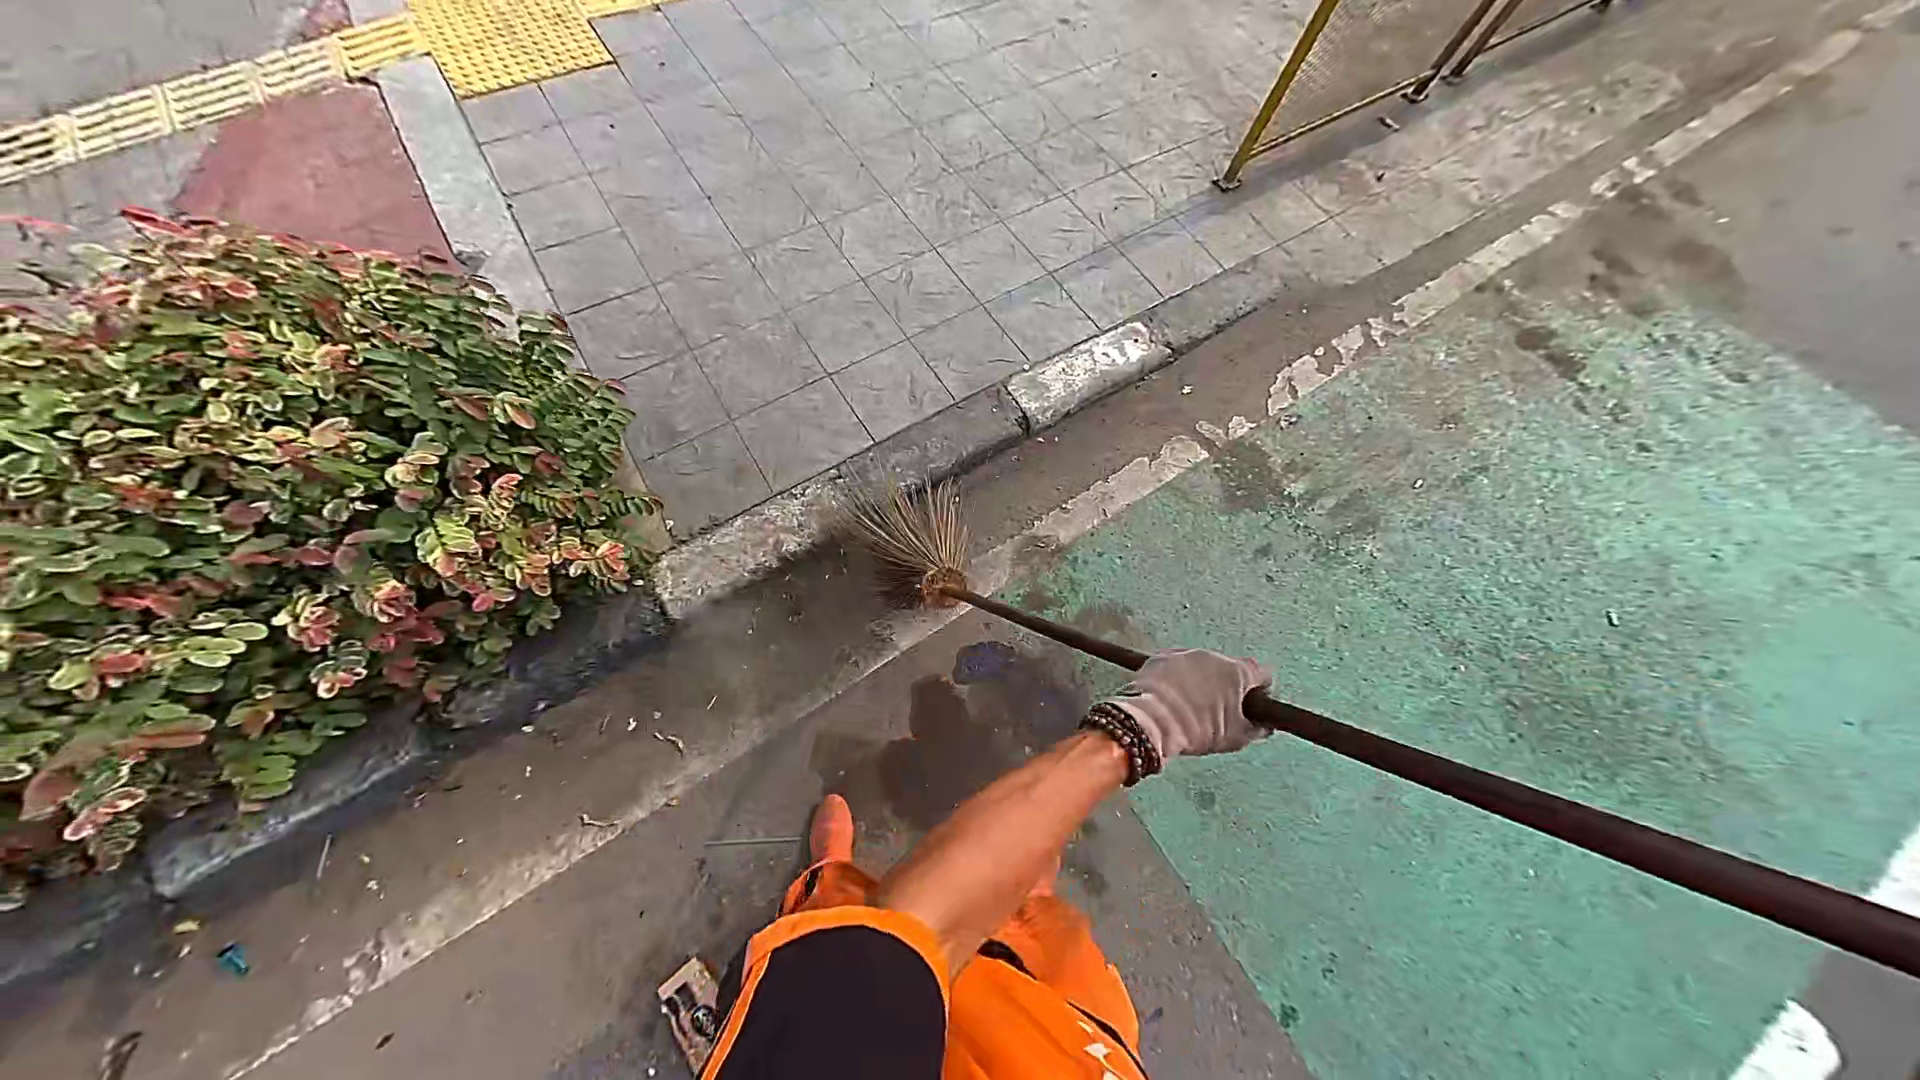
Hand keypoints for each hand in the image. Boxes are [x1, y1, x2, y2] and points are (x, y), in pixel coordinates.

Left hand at [1105, 649, 1271, 758]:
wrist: (1152, 721)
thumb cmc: (1195, 729)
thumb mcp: (1236, 738)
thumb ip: (1256, 728)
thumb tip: (1263, 726)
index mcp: (1236, 672)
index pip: (1261, 672)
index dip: (1260, 688)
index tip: (1255, 700)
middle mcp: (1211, 656)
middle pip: (1226, 668)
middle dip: (1225, 685)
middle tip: (1218, 709)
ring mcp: (1183, 654)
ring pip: (1198, 666)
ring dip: (1198, 679)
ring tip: (1190, 706)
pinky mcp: (1159, 658)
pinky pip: (1173, 666)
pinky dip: (1175, 678)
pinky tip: (1170, 698)